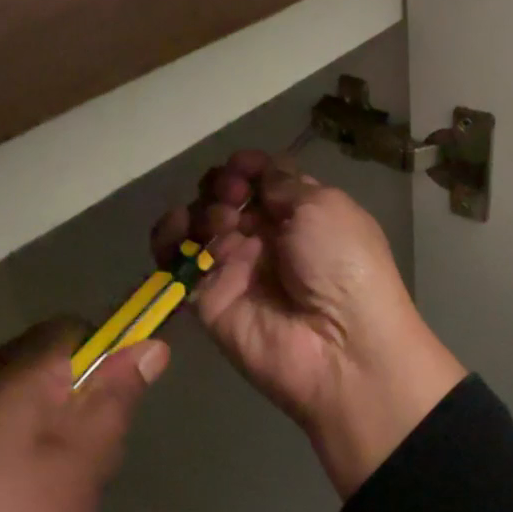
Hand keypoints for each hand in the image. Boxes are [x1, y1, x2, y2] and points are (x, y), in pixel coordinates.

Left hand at [0, 321, 167, 511]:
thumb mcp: (83, 456)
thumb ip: (119, 395)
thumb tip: (150, 341)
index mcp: (19, 367)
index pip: (80, 329)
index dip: (114, 357)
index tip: (129, 401)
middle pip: (54, 382)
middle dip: (88, 423)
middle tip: (103, 473)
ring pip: (24, 428)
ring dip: (58, 463)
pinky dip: (18, 486)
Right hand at [154, 151, 465, 496]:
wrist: (342, 346)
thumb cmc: (343, 263)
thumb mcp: (325, 208)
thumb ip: (284, 186)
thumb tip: (258, 173)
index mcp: (305, 213)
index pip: (265, 179)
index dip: (249, 167)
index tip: (241, 165)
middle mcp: (269, 238)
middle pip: (228, 197)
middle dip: (223, 184)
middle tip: (232, 195)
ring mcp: (237, 268)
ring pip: (200, 223)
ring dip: (201, 209)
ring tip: (219, 221)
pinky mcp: (208, 298)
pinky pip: (178, 262)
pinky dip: (168, 239)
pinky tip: (178, 230)